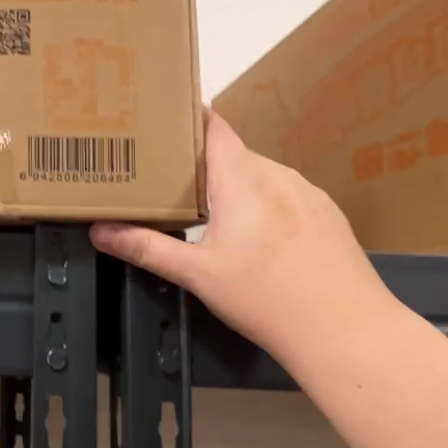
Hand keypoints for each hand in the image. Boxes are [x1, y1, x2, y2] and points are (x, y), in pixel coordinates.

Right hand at [90, 112, 398, 356]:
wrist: (347, 330)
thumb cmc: (269, 299)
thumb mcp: (197, 275)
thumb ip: (147, 247)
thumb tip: (100, 232)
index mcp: (242, 181)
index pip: (215, 128)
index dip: (189, 117)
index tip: (163, 117)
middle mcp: (278, 176)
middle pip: (233, 155)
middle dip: (202, 165)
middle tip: (170, 182)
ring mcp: (308, 194)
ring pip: (260, 176)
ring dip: (234, 187)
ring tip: (209, 213)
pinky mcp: (327, 215)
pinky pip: (286, 195)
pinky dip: (264, 205)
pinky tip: (257, 240)